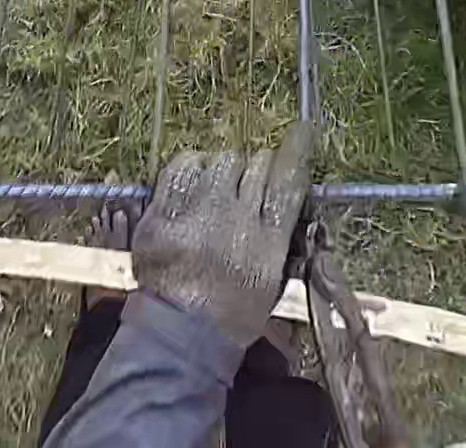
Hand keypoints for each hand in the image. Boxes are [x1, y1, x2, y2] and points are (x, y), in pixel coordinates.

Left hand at [133, 123, 314, 346]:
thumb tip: (284, 185)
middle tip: (247, 185)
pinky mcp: (164, 211)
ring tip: (218, 189)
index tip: (301, 129)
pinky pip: (182, 166)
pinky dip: (192, 166)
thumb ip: (279, 230)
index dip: (296, 149)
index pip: (288, 178)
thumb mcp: (271, 277)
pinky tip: (195, 179)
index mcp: (267, 240)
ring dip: (225, 169)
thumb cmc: (233, 311)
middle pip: (255, 164)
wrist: (180, 335)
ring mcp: (197, 212)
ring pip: (222, 159)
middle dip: (255, 168)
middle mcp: (235, 218)